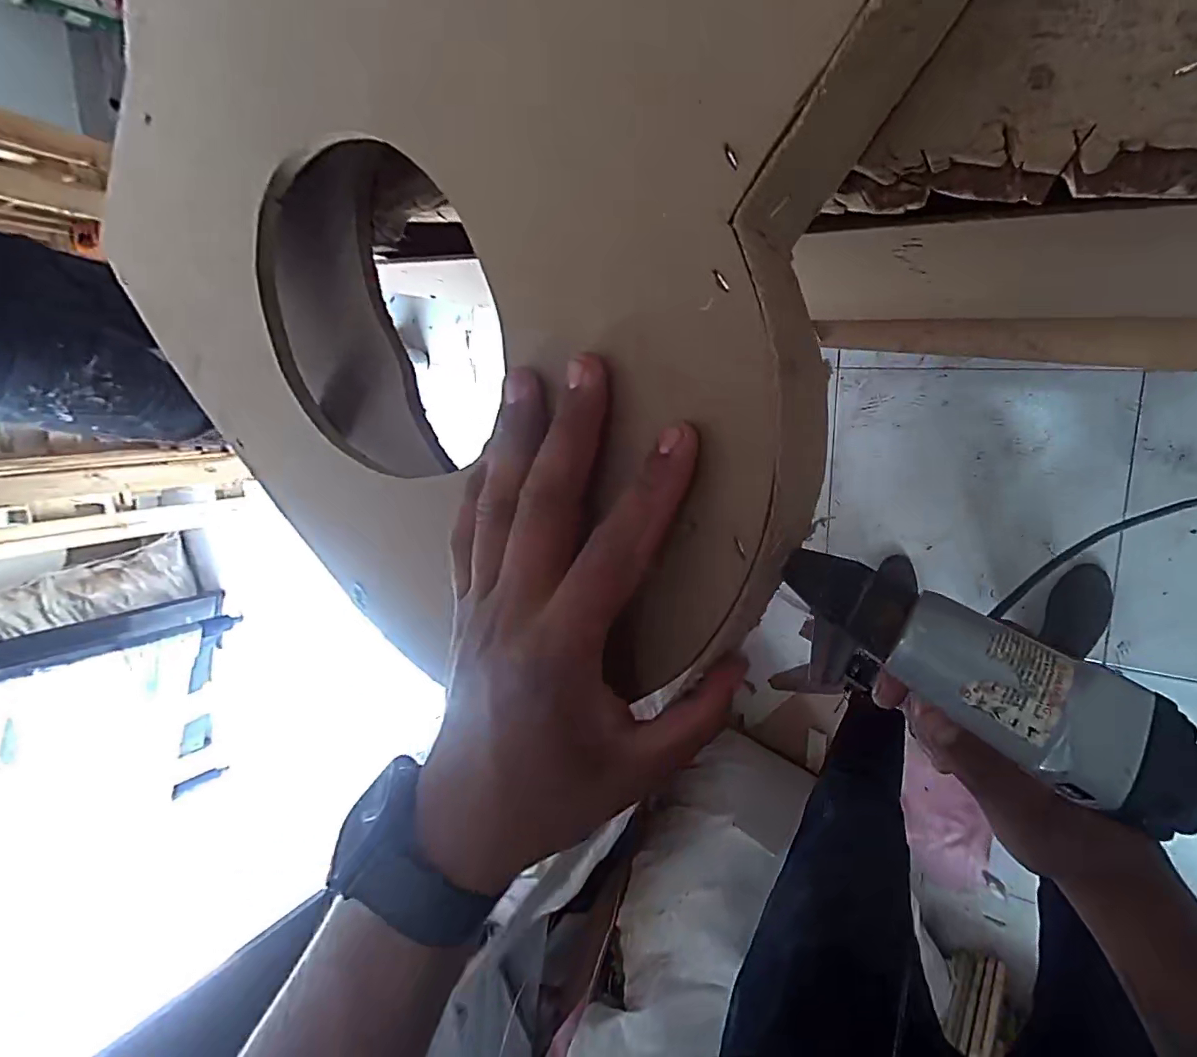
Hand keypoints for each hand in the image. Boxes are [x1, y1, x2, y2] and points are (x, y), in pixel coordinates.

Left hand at [414, 355, 747, 894]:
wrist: (456, 829)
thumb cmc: (555, 797)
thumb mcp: (643, 772)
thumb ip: (699, 716)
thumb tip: (740, 660)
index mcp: (561, 650)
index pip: (615, 554)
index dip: (653, 493)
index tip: (680, 437)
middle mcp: (513, 612)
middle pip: (540, 506)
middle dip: (569, 432)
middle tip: (585, 367)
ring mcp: (479, 606)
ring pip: (494, 506)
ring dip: (512, 438)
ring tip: (523, 377)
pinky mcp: (465, 609)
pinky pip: (468, 532)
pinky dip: (477, 482)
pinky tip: (487, 448)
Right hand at [874, 675, 1157, 884]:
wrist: (1100, 867)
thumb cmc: (1071, 837)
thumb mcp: (1023, 806)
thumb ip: (979, 763)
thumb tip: (927, 713)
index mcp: (1050, 686)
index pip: (987, 642)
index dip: (935, 650)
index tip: (898, 684)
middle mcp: (1037, 685)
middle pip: (965, 659)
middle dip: (927, 686)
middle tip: (918, 730)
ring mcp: (1023, 707)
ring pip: (962, 685)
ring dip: (935, 711)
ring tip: (941, 760)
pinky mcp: (1012, 728)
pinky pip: (968, 711)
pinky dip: (947, 728)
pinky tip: (948, 762)